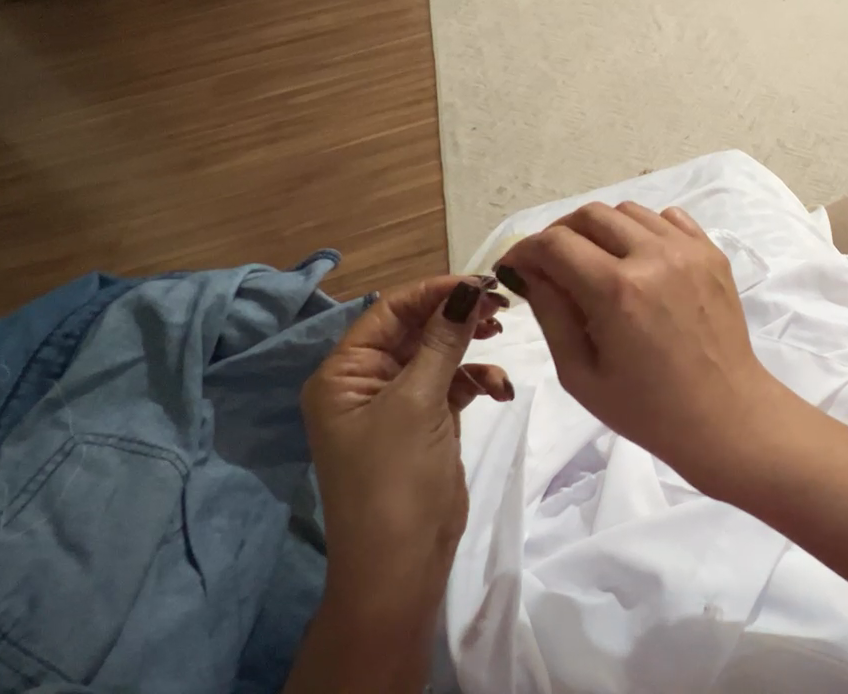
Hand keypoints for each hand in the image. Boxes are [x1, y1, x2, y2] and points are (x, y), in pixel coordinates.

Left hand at [299, 277, 510, 617]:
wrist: (401, 563)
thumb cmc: (395, 478)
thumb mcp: (418, 402)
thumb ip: (443, 341)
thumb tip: (466, 289)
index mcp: (344, 373)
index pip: (390, 311)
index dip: (435, 291)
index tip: (483, 283)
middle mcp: (366, 381)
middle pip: (417, 328)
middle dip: (458, 315)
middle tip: (502, 306)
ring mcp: (398, 403)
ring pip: (439, 353)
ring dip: (470, 345)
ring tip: (503, 334)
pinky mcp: (426, 421)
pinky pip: (454, 383)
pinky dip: (477, 380)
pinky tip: (499, 390)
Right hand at [496, 201, 793, 490]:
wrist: (724, 415)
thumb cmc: (646, 409)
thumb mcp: (580, 373)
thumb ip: (550, 313)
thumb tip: (527, 272)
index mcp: (617, 290)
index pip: (555, 244)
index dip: (525, 250)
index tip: (515, 267)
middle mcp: (653, 256)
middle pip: (590, 216)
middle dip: (560, 235)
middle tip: (551, 266)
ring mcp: (688, 250)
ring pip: (628, 211)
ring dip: (602, 230)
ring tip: (596, 264)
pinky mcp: (712, 253)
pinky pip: (669, 218)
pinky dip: (644, 229)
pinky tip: (638, 260)